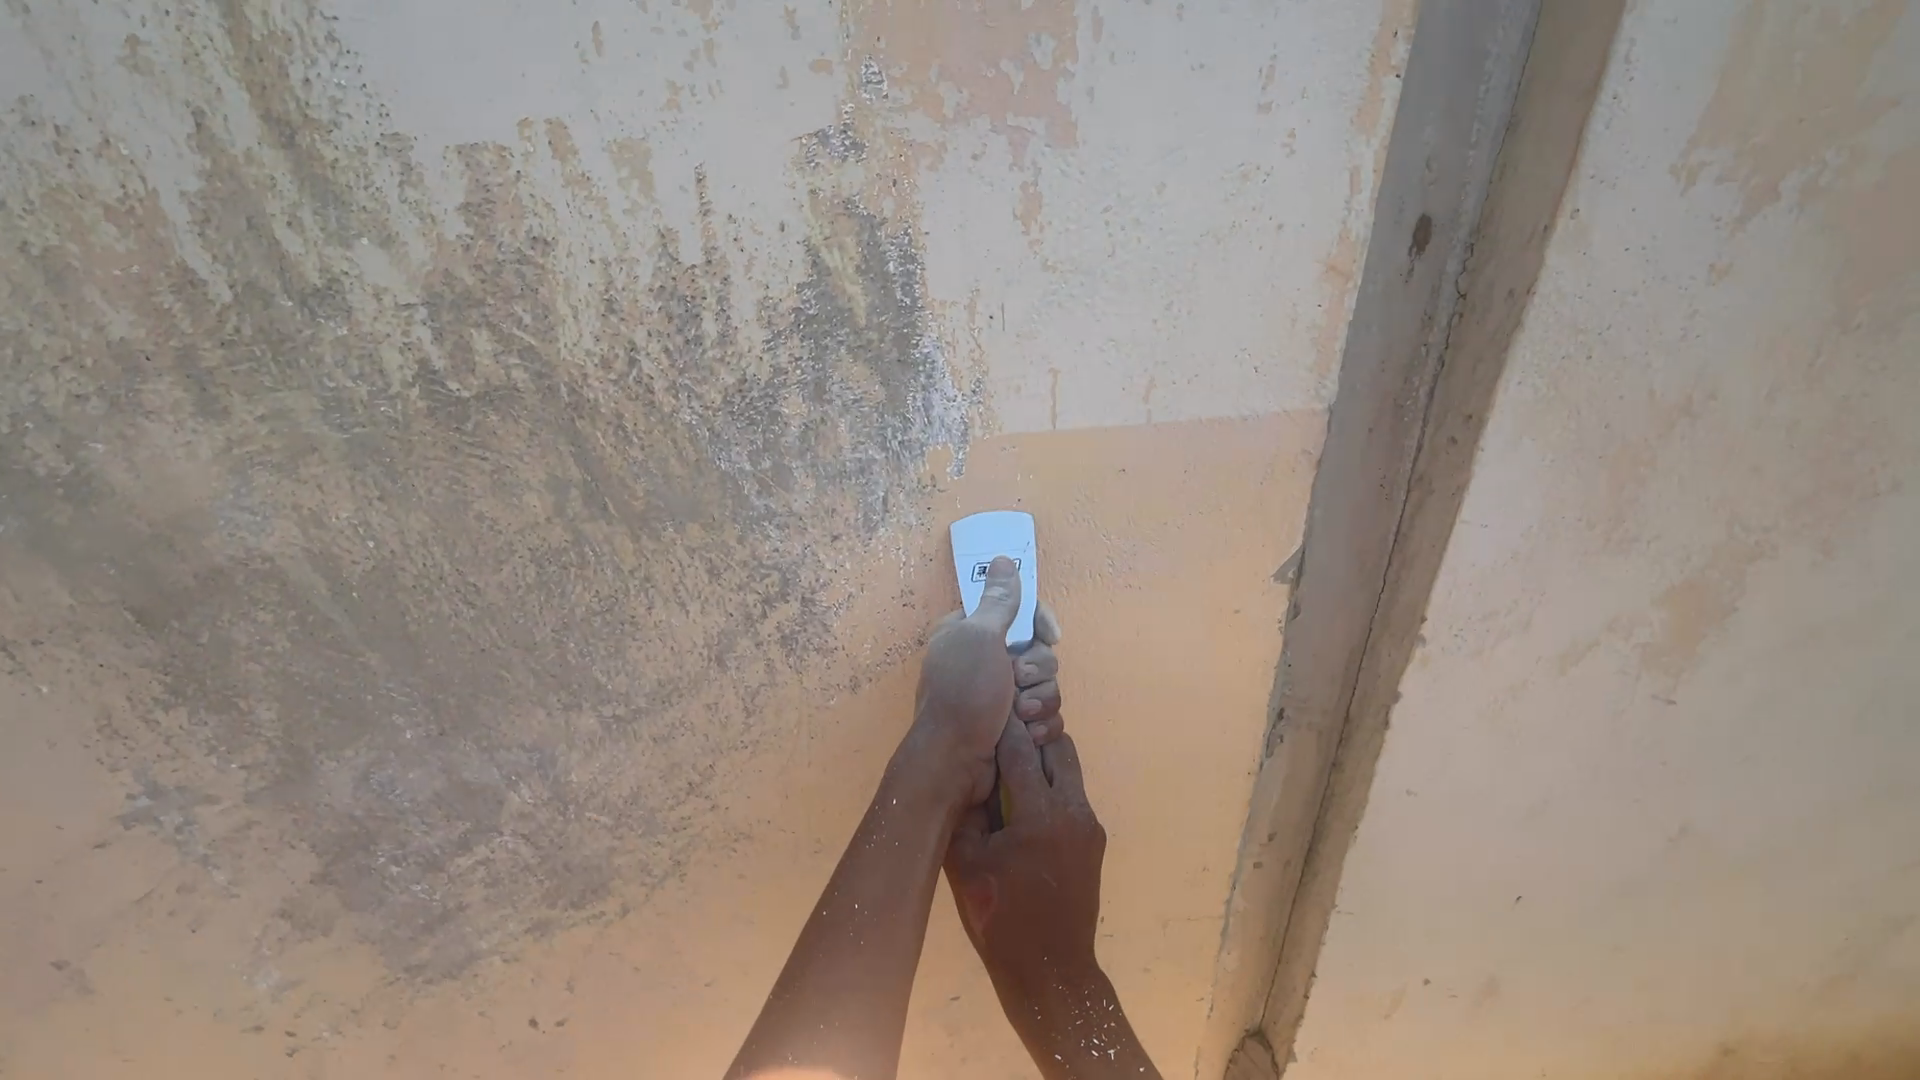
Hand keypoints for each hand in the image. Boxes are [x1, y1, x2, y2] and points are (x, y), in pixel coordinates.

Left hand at [909, 557, 1063, 804]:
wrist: (956, 764)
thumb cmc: (963, 694)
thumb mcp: (979, 638)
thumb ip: (999, 600)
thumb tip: (1002, 557)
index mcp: (971, 632)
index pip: (1019, 611)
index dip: (1039, 621)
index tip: (1049, 634)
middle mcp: (987, 660)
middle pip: (1040, 650)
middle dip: (1038, 669)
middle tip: (1018, 682)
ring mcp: (1002, 694)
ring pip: (1048, 684)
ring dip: (1039, 700)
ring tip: (1020, 716)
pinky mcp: (1016, 725)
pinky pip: (1048, 715)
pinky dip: (1043, 725)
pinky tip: (1030, 735)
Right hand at [945, 717, 1105, 1003]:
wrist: (1050, 971)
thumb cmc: (1000, 918)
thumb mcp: (965, 865)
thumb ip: (966, 812)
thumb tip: (969, 773)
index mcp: (1038, 812)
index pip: (1019, 748)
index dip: (1003, 722)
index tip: (991, 700)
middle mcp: (1072, 808)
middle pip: (1057, 746)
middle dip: (1031, 731)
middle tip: (1003, 723)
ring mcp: (1089, 824)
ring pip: (1069, 768)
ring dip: (1044, 756)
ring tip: (1012, 758)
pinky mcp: (1094, 840)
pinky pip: (1072, 794)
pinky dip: (1050, 784)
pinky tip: (1025, 797)